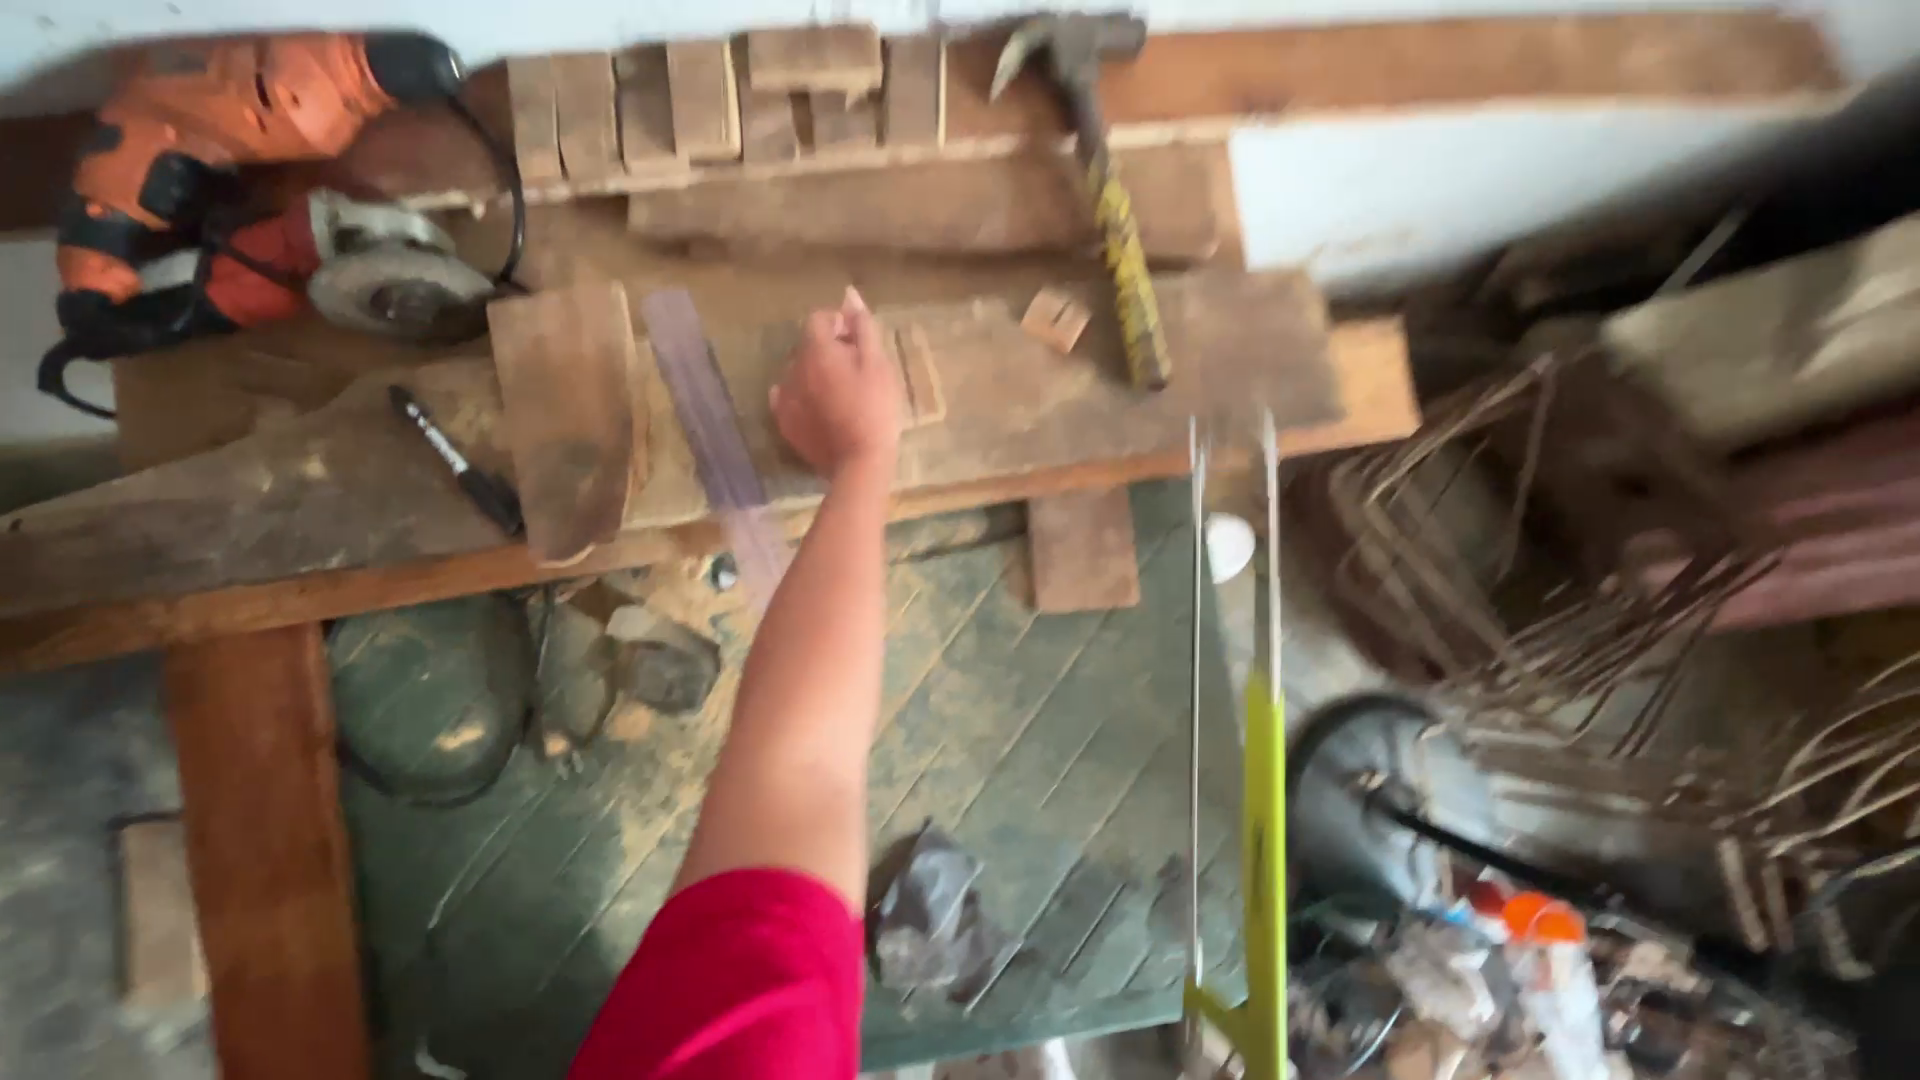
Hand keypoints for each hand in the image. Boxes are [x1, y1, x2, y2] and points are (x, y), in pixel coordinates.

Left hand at [770, 287, 899, 479]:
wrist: (859, 461)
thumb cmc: (875, 407)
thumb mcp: (877, 363)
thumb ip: (862, 327)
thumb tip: (849, 295)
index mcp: (816, 350)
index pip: (818, 319)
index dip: (839, 325)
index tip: (858, 342)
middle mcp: (793, 368)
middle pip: (807, 345)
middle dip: (828, 349)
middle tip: (855, 370)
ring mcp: (785, 397)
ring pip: (798, 372)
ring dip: (815, 373)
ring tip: (840, 393)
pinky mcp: (785, 422)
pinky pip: (789, 398)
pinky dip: (802, 396)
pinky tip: (821, 409)